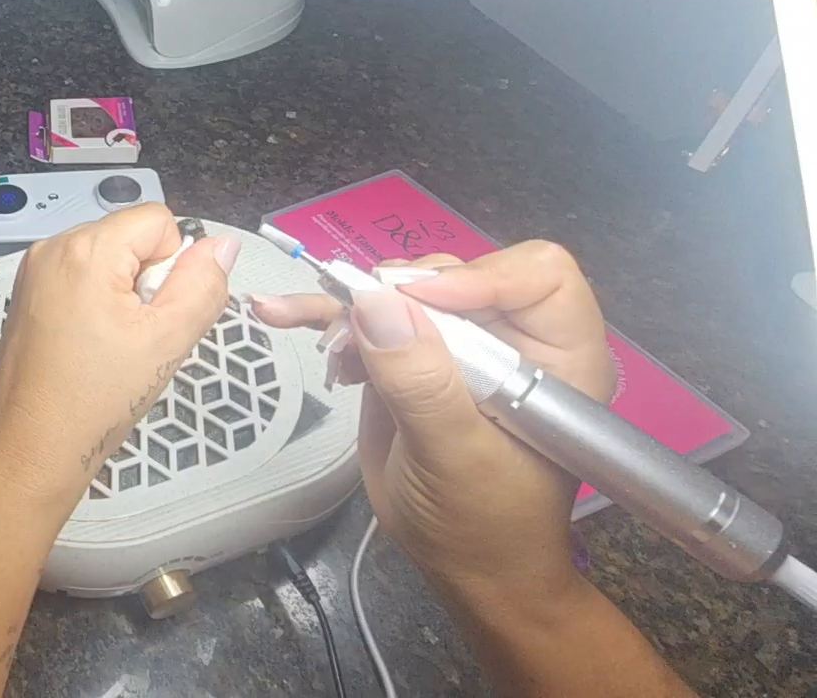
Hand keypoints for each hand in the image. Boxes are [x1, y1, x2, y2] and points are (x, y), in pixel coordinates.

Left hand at [0, 203, 240, 516]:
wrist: (31, 442)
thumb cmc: (96, 397)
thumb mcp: (167, 341)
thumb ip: (203, 285)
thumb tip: (222, 244)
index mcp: (85, 248)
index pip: (157, 219)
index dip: (172, 264)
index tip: (155, 311)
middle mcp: (52, 246)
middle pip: (128, 235)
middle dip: (146, 277)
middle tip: (135, 332)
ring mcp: (34, 267)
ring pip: (106, 256)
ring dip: (122, 290)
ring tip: (111, 341)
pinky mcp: (26, 290)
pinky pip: (79, 274)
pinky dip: (95, 298)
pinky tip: (91, 341)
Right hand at [249, 242, 616, 610]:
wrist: (456, 558)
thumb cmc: (482, 521)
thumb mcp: (455, 456)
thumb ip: (423, 383)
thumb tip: (375, 301)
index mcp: (552, 357)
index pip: (535, 277)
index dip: (477, 278)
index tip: (416, 303)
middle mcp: (504, 338)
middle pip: (447, 274)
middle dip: (391, 295)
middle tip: (353, 331)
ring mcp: (448, 344)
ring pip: (391, 290)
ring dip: (341, 304)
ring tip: (307, 329)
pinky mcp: (401, 354)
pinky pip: (355, 316)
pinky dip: (316, 314)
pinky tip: (279, 314)